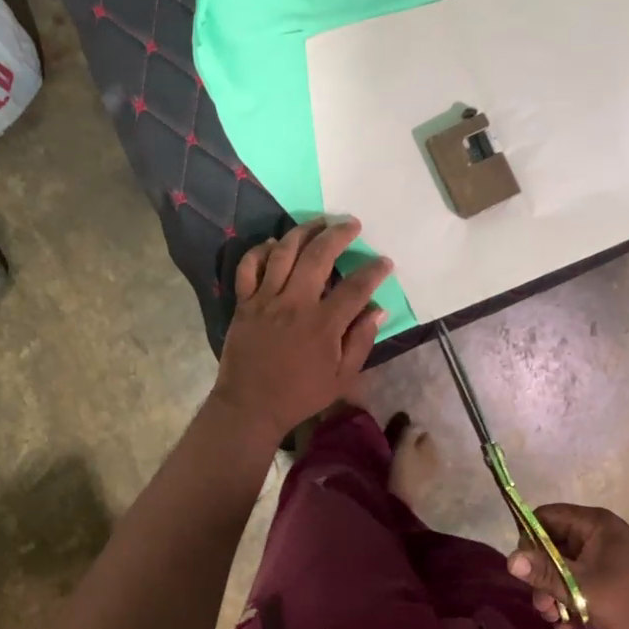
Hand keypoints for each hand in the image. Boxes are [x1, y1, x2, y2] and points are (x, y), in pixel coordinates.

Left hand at [209, 218, 392, 441]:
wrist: (250, 406)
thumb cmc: (300, 394)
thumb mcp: (342, 378)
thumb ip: (361, 341)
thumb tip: (377, 310)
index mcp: (323, 324)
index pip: (356, 287)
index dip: (374, 271)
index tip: (385, 261)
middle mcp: (295, 303)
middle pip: (319, 255)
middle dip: (339, 234)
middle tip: (352, 224)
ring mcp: (266, 299)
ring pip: (284, 252)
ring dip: (303, 231)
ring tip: (319, 222)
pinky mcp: (244, 302)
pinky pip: (249, 267)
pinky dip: (261, 250)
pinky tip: (275, 243)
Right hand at [508, 503, 628, 628]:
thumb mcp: (583, 589)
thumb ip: (545, 573)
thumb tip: (509, 560)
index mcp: (595, 524)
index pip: (547, 516)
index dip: (530, 539)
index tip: (525, 569)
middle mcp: (597, 535)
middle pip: (552, 545)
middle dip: (542, 576)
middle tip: (542, 605)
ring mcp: (603, 558)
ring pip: (561, 568)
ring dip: (553, 594)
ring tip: (554, 621)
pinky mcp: (606, 580)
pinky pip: (575, 582)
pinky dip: (568, 602)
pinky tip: (567, 628)